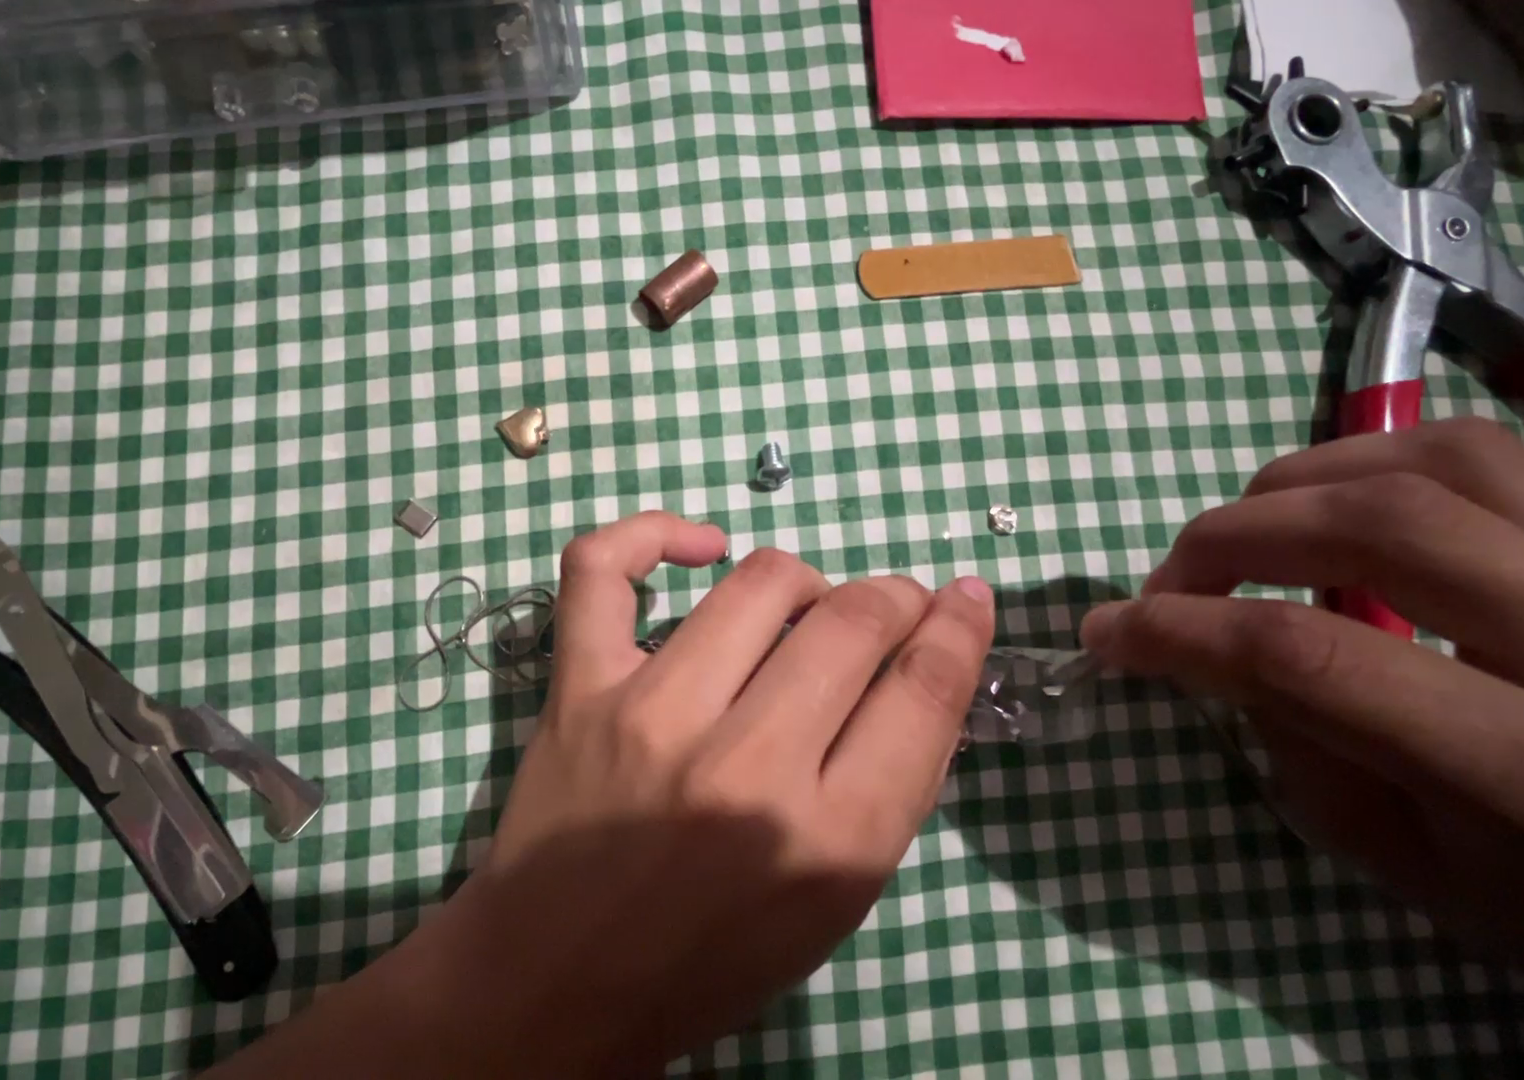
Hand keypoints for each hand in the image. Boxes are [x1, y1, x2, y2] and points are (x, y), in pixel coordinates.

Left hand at [214, 512, 995, 1076]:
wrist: (559, 979)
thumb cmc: (712, 955)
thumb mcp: (835, 898)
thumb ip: (888, 782)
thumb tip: (925, 664)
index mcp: (832, 840)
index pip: (925, 692)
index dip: (959, 629)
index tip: (963, 600)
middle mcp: (747, 769)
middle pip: (853, 622)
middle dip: (894, 597)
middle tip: (891, 604)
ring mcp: (652, 716)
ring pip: (759, 582)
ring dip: (806, 579)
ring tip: (806, 602)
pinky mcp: (577, 689)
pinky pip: (605, 568)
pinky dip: (653, 533)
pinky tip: (699, 547)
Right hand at [1079, 417, 1523, 1031]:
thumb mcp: (1427, 880)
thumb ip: (1308, 759)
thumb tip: (1224, 654)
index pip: (1317, 663)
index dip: (1183, 634)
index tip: (1106, 634)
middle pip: (1379, 531)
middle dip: (1228, 541)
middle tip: (1168, 580)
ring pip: (1444, 465)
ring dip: (1297, 481)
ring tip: (1242, 529)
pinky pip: (1501, 457)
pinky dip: (1378, 456)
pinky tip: (1330, 497)